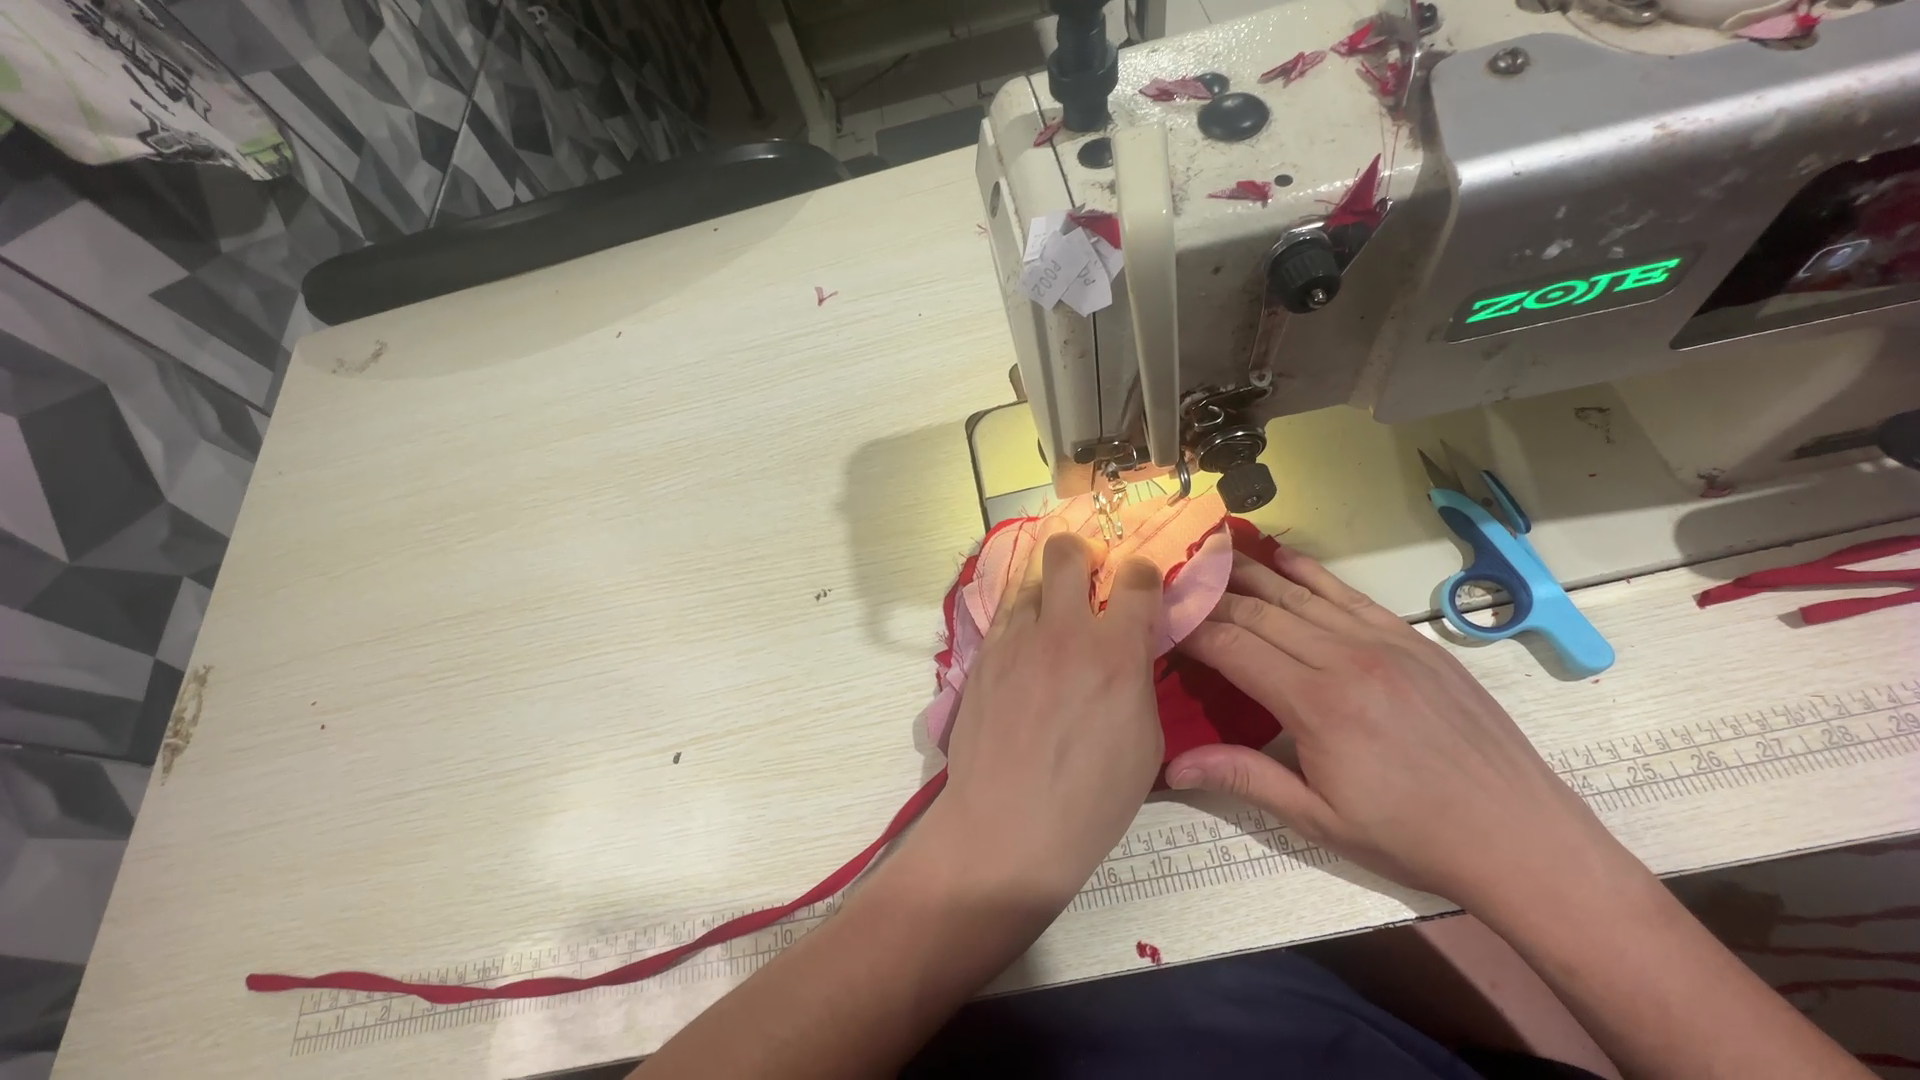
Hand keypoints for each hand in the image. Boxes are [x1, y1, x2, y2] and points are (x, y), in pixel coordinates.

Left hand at [932, 524, 1165, 906]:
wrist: (1007, 828)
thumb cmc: (1091, 802)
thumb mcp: (1144, 742)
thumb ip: (1137, 681)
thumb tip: (1131, 652)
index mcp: (1116, 654)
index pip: (1136, 579)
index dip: (1144, 574)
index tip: (1141, 585)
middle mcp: (1063, 634)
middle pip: (1067, 554)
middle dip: (1083, 554)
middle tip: (1089, 577)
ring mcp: (1015, 642)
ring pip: (1029, 582)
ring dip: (1047, 591)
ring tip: (1053, 620)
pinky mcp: (982, 658)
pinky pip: (1003, 617)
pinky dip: (1019, 619)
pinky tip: (1025, 646)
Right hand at [1166, 547, 1619, 909]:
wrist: (1517, 836)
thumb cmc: (1410, 836)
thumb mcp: (1319, 819)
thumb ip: (1245, 779)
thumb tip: (1173, 764)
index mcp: (1317, 704)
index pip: (1233, 647)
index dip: (1190, 630)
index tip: (1158, 619)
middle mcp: (1347, 658)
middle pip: (1260, 612)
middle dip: (1210, 595)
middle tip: (1172, 580)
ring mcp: (1385, 642)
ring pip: (1300, 594)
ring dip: (1251, 573)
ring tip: (1211, 555)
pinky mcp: (1413, 641)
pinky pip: (1349, 594)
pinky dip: (1310, 573)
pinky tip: (1283, 557)